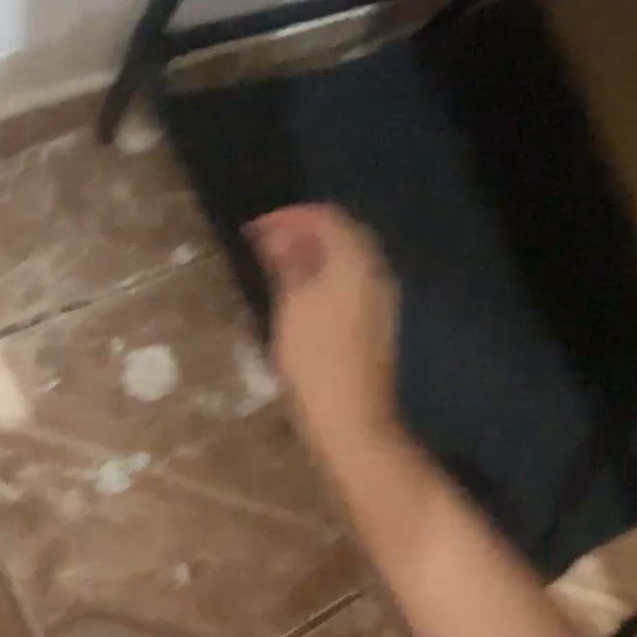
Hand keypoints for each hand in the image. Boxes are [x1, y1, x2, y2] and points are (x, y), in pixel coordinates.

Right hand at [245, 204, 400, 454]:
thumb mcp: (292, 306)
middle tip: (263, 245)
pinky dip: (322, 277)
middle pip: (341, 236)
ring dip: (311, 256)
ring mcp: (380, 300)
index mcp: (358, 262)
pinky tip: (297, 294)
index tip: (255, 228)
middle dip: (301, 234)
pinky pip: (348, 283)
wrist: (352, 420)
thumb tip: (277, 237)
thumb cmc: (316, 360)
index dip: (290, 217)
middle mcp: (376, 274)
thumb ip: (288, 263)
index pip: (328, 218)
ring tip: (273, 267)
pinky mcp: (375, 323)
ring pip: (345, 262)